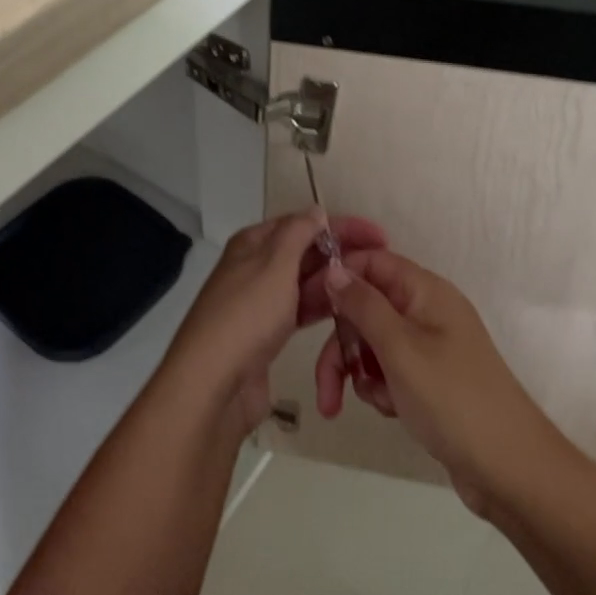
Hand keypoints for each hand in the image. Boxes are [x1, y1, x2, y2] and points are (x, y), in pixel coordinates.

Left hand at [163, 211, 387, 435]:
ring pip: (305, 283)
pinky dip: (323, 307)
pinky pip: (302, 310)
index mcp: (253, 244)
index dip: (340, 225)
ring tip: (373, 287)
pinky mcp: (268, 333)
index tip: (379, 236)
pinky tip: (350, 312)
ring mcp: (261, 302)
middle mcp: (255, 267)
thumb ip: (298, 234)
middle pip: (304, 252)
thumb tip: (317, 211)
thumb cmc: (246, 316)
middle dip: (341, 253)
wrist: (213, 384)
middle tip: (383, 263)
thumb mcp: (274, 265)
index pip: (302, 223)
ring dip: (335, 281)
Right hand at [315, 249, 558, 515]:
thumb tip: (334, 268)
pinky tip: (391, 410)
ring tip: (374, 403)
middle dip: (342, 345)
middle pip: (366, 308)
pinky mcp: (429, 378)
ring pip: (372, 344)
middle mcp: (427, 311)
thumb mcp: (399, 348)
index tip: (306, 305)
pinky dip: (381, 388)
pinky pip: (389, 371)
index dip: (338, 277)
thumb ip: (363, 305)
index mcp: (425, 291)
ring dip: (360, 372)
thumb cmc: (452, 399)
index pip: (371, 262)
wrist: (508, 467)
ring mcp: (429, 346)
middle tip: (328, 386)